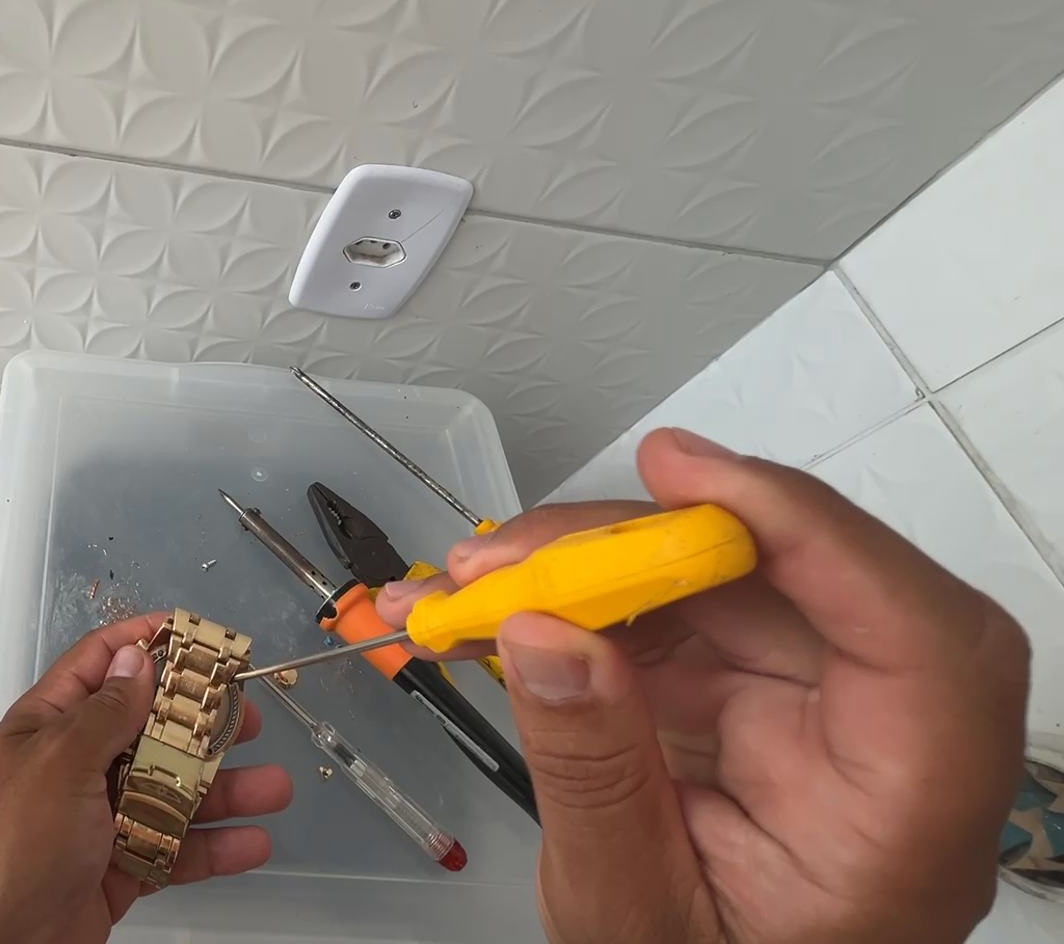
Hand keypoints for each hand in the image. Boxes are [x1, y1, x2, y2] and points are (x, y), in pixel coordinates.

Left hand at [0, 612, 292, 943]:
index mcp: (53, 720)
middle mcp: (78, 762)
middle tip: (251, 718)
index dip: (146, 640)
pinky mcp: (116, 872)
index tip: (199, 635)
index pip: (102, 661)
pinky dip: (211, 848)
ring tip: (276, 787)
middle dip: (200, 721)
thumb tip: (137, 655)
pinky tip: (253, 844)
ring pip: (170, 791)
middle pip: (149, 727)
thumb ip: (104, 712)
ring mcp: (99, 819)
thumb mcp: (58, 761)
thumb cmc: (10, 838)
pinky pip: (170, 849)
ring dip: (223, 788)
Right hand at [376, 428, 1029, 943]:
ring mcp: (776, 694)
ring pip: (682, 577)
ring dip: (557, 567)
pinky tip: (468, 610)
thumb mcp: (624, 906)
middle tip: (492, 559)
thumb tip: (540, 630)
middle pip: (763, 582)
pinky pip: (629, 606)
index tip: (672, 467)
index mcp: (892, 814)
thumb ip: (589, 775)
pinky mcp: (706, 677)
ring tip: (455, 587)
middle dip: (611, 549)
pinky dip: (543, 597)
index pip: (913, 641)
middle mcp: (851, 729)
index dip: (803, 529)